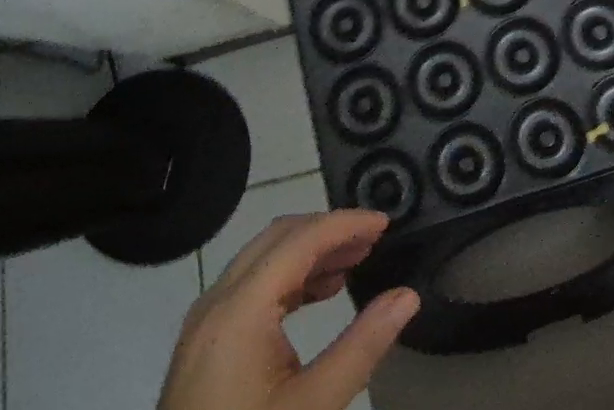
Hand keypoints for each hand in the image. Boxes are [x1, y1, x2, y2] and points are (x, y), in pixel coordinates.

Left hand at [158, 210, 419, 409]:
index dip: (345, 223)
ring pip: (263, 259)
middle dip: (329, 230)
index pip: (299, 240)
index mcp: (240, 308)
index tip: (386, 222)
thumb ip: (362, 347)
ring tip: (357, 259)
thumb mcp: (313, 404)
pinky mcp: (207, 341)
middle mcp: (217, 300)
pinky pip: (252, 287)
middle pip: (278, 239)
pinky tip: (323, 291)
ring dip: (311, 252)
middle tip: (374, 238)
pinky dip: (291, 277)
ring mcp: (206, 320)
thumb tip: (407, 297)